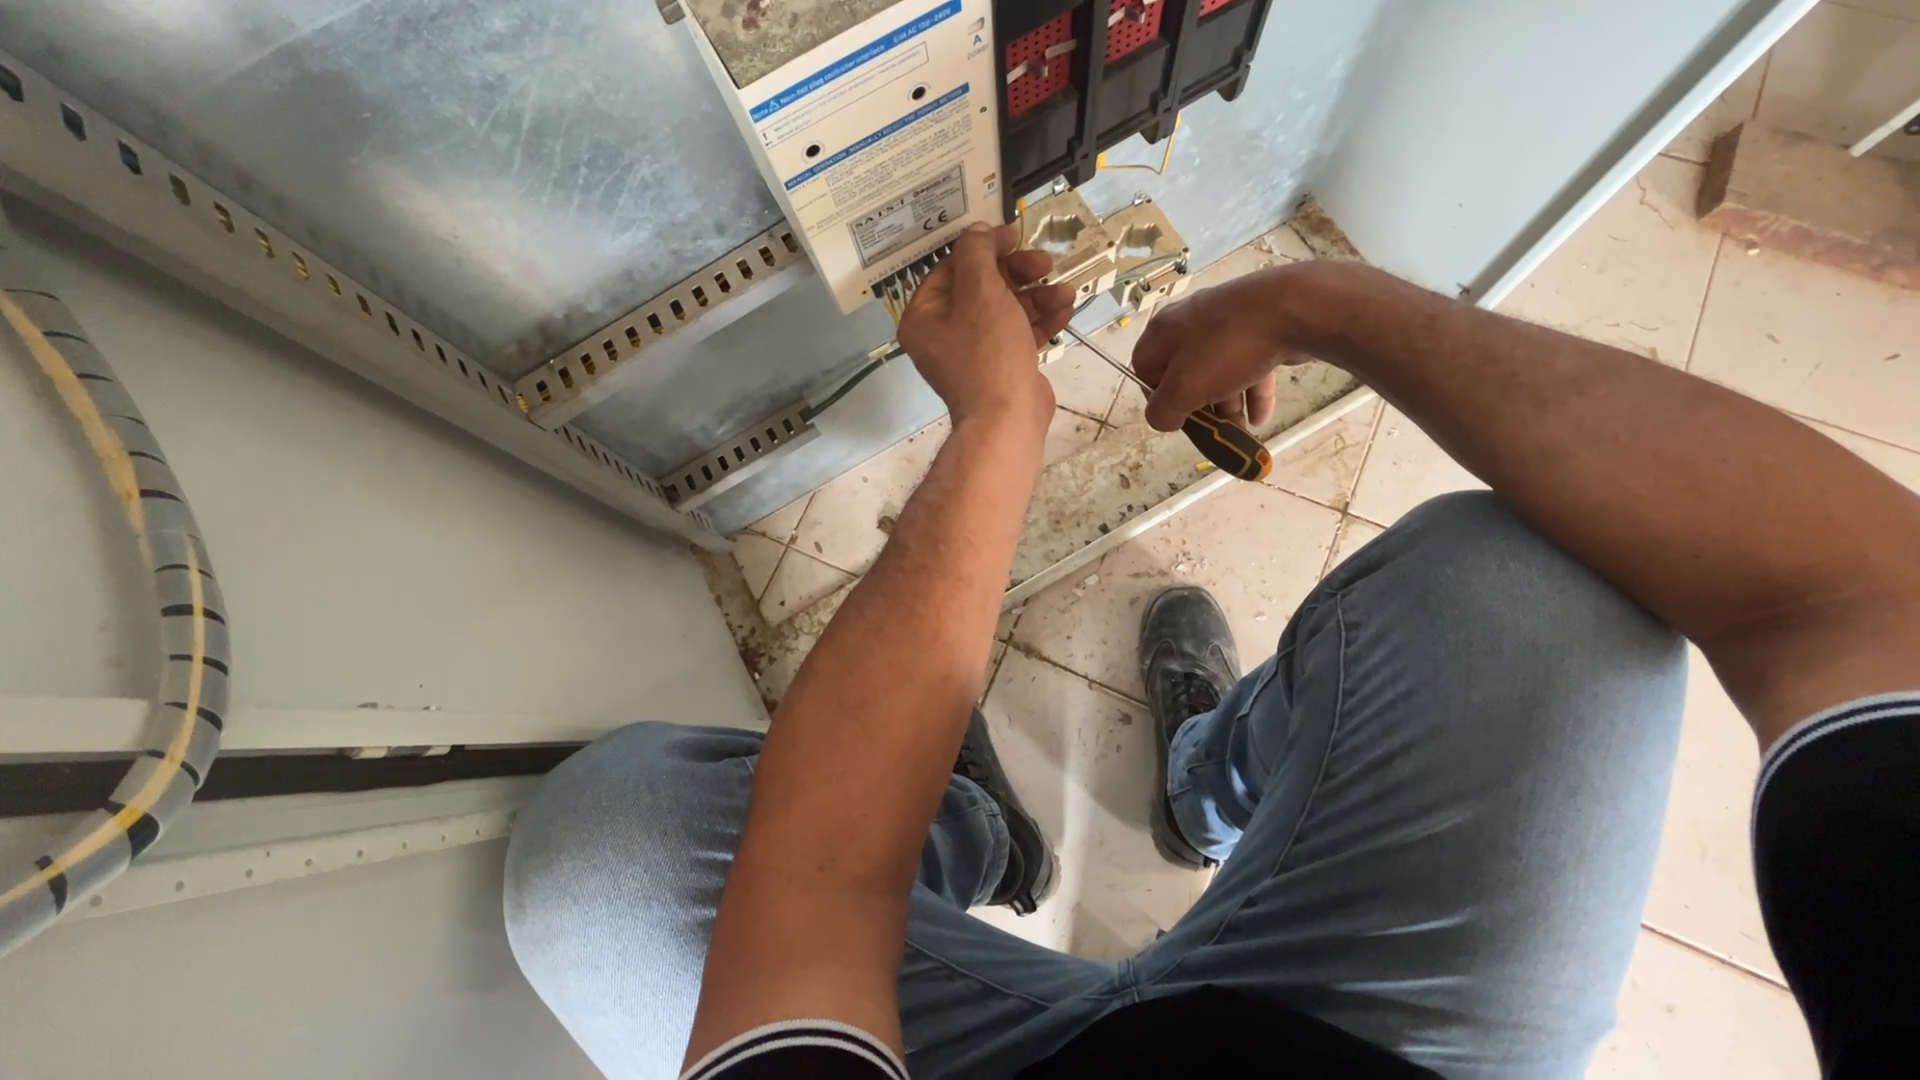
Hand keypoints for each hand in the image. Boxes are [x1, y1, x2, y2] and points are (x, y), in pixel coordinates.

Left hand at [898, 223, 1073, 427]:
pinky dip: (1041, 320)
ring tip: (1065, 291)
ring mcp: (974, 352)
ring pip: (1006, 309)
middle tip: (1045, 263)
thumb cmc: (988, 352)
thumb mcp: (980, 292)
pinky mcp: (1001, 367)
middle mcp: (944, 334)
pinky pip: (1019, 333)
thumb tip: (978, 231)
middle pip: (982, 287)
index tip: (1014, 236)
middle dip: (1018, 273)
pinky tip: (1066, 309)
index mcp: (925, 317)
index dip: (985, 248)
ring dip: (1038, 296)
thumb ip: (977, 253)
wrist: (1008, 418)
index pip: (952, 268)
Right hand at [1131, 262, 1320, 431]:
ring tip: (1245, 429)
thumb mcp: (1184, 389)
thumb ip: (1163, 411)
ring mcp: (1225, 320)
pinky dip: (1251, 389)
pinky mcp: (1257, 323)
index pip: (1145, 371)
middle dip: (1201, 407)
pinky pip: (1246, 361)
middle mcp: (1189, 322)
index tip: (1180, 418)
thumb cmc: (1228, 349)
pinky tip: (1262, 415)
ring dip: (1228, 405)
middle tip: (1216, 430)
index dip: (1159, 399)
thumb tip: (1163, 418)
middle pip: (1185, 374)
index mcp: (1163, 332)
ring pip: (1218, 371)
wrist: (1294, 307)